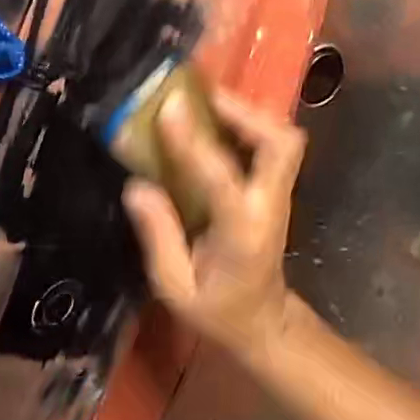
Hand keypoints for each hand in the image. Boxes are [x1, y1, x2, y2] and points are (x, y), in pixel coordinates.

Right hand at [122, 87, 306, 360]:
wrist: (264, 323)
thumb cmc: (218, 311)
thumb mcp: (176, 288)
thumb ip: (159, 236)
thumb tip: (136, 187)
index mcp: (243, 233)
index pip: (222, 178)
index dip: (194, 141)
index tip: (170, 108)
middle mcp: (269, 205)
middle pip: (281, 144)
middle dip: (246, 112)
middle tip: (204, 96)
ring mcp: (280, 195)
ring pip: (283, 138)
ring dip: (250, 113)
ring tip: (208, 100)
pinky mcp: (277, 189)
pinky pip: (273, 145)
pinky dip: (251, 124)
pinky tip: (219, 119)